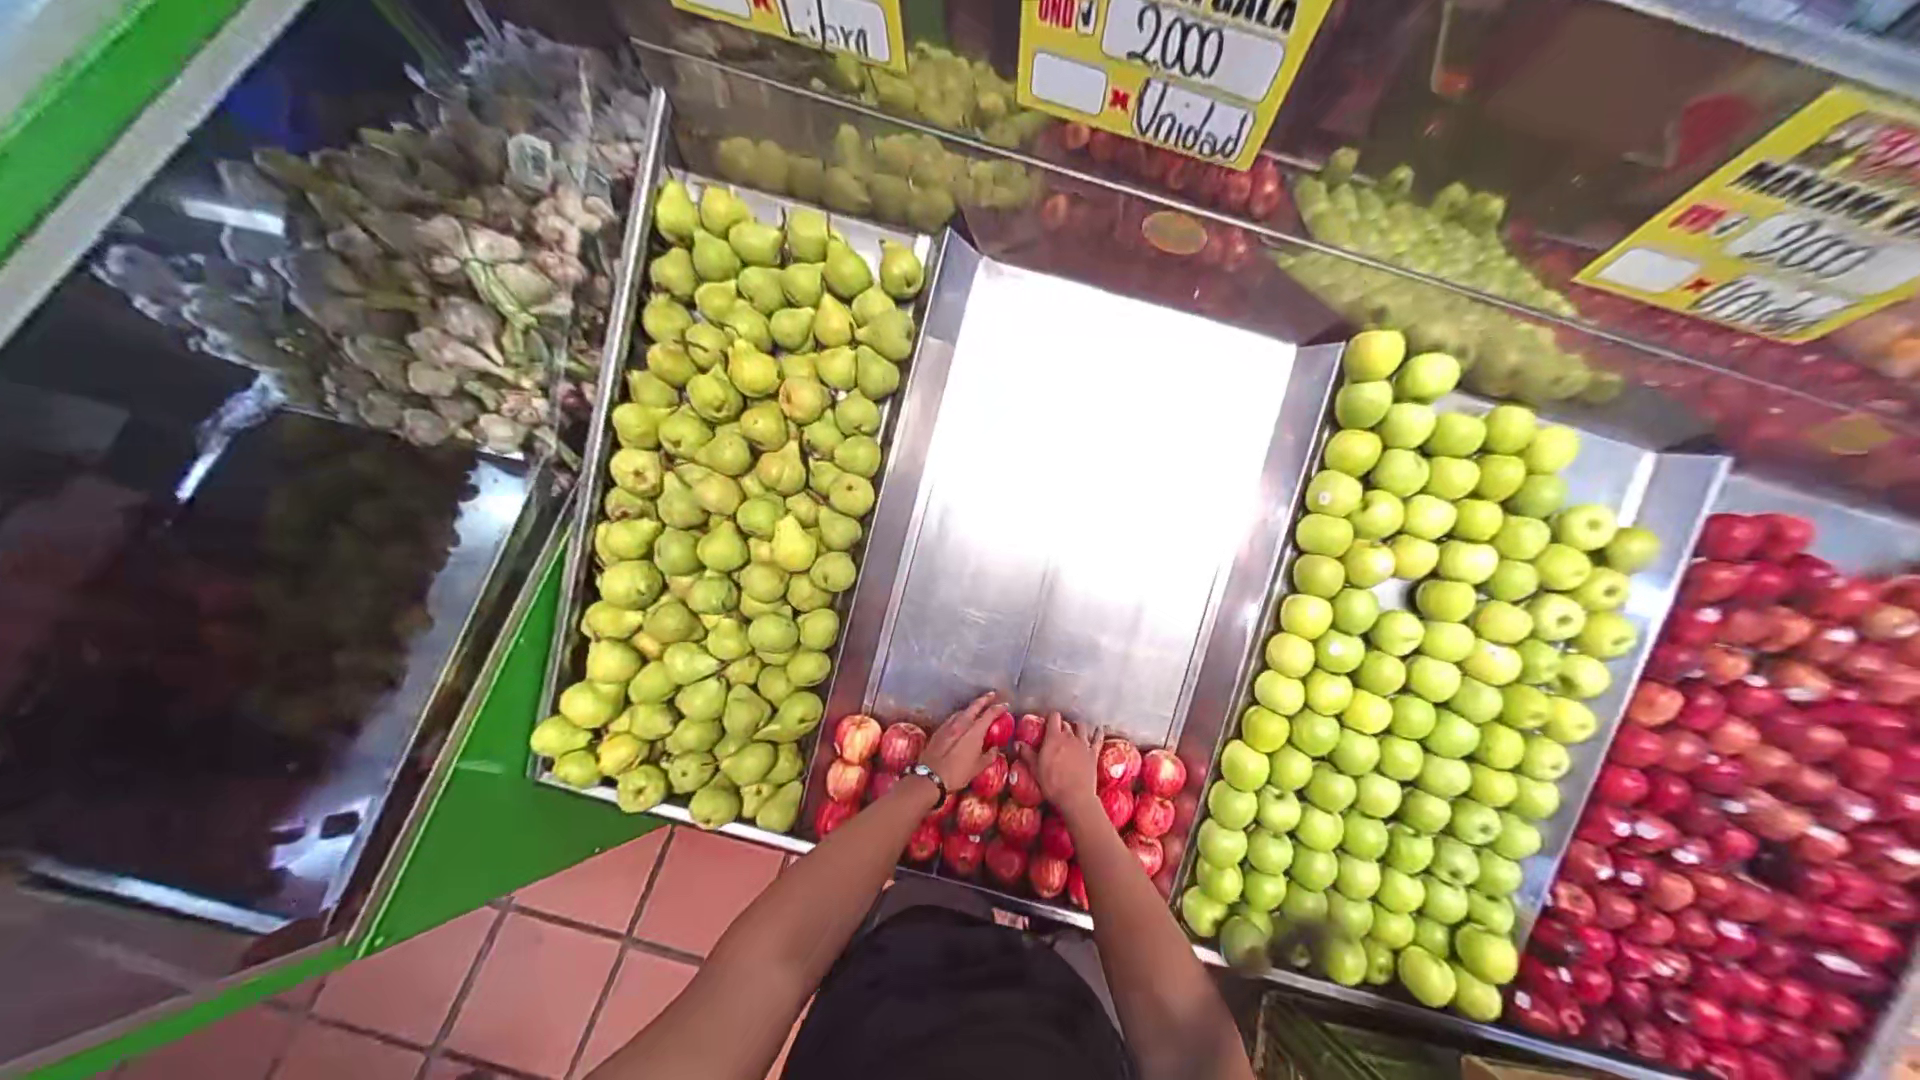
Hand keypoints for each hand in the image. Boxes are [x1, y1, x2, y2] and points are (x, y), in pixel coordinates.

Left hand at [919, 691, 1004, 790]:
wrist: (931, 776)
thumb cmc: (958, 773)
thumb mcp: (978, 767)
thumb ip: (989, 755)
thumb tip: (995, 749)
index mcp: (974, 731)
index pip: (989, 714)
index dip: (998, 708)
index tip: (1005, 705)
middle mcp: (962, 723)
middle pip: (974, 705)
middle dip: (984, 699)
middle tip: (992, 695)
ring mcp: (949, 725)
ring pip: (962, 710)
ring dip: (971, 707)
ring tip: (977, 708)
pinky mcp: (939, 730)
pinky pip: (953, 717)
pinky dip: (960, 715)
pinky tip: (961, 719)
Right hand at [1020, 713, 1102, 822]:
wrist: (1075, 797)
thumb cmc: (1052, 783)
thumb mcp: (1035, 769)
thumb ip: (1027, 754)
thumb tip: (1018, 743)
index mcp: (1054, 738)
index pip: (1054, 717)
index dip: (1051, 718)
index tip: (1047, 723)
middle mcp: (1069, 736)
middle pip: (1066, 723)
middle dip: (1062, 725)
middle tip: (1058, 732)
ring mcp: (1083, 744)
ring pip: (1082, 727)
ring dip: (1078, 727)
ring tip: (1076, 730)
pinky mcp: (1093, 753)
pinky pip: (1097, 738)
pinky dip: (1097, 733)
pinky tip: (1098, 730)